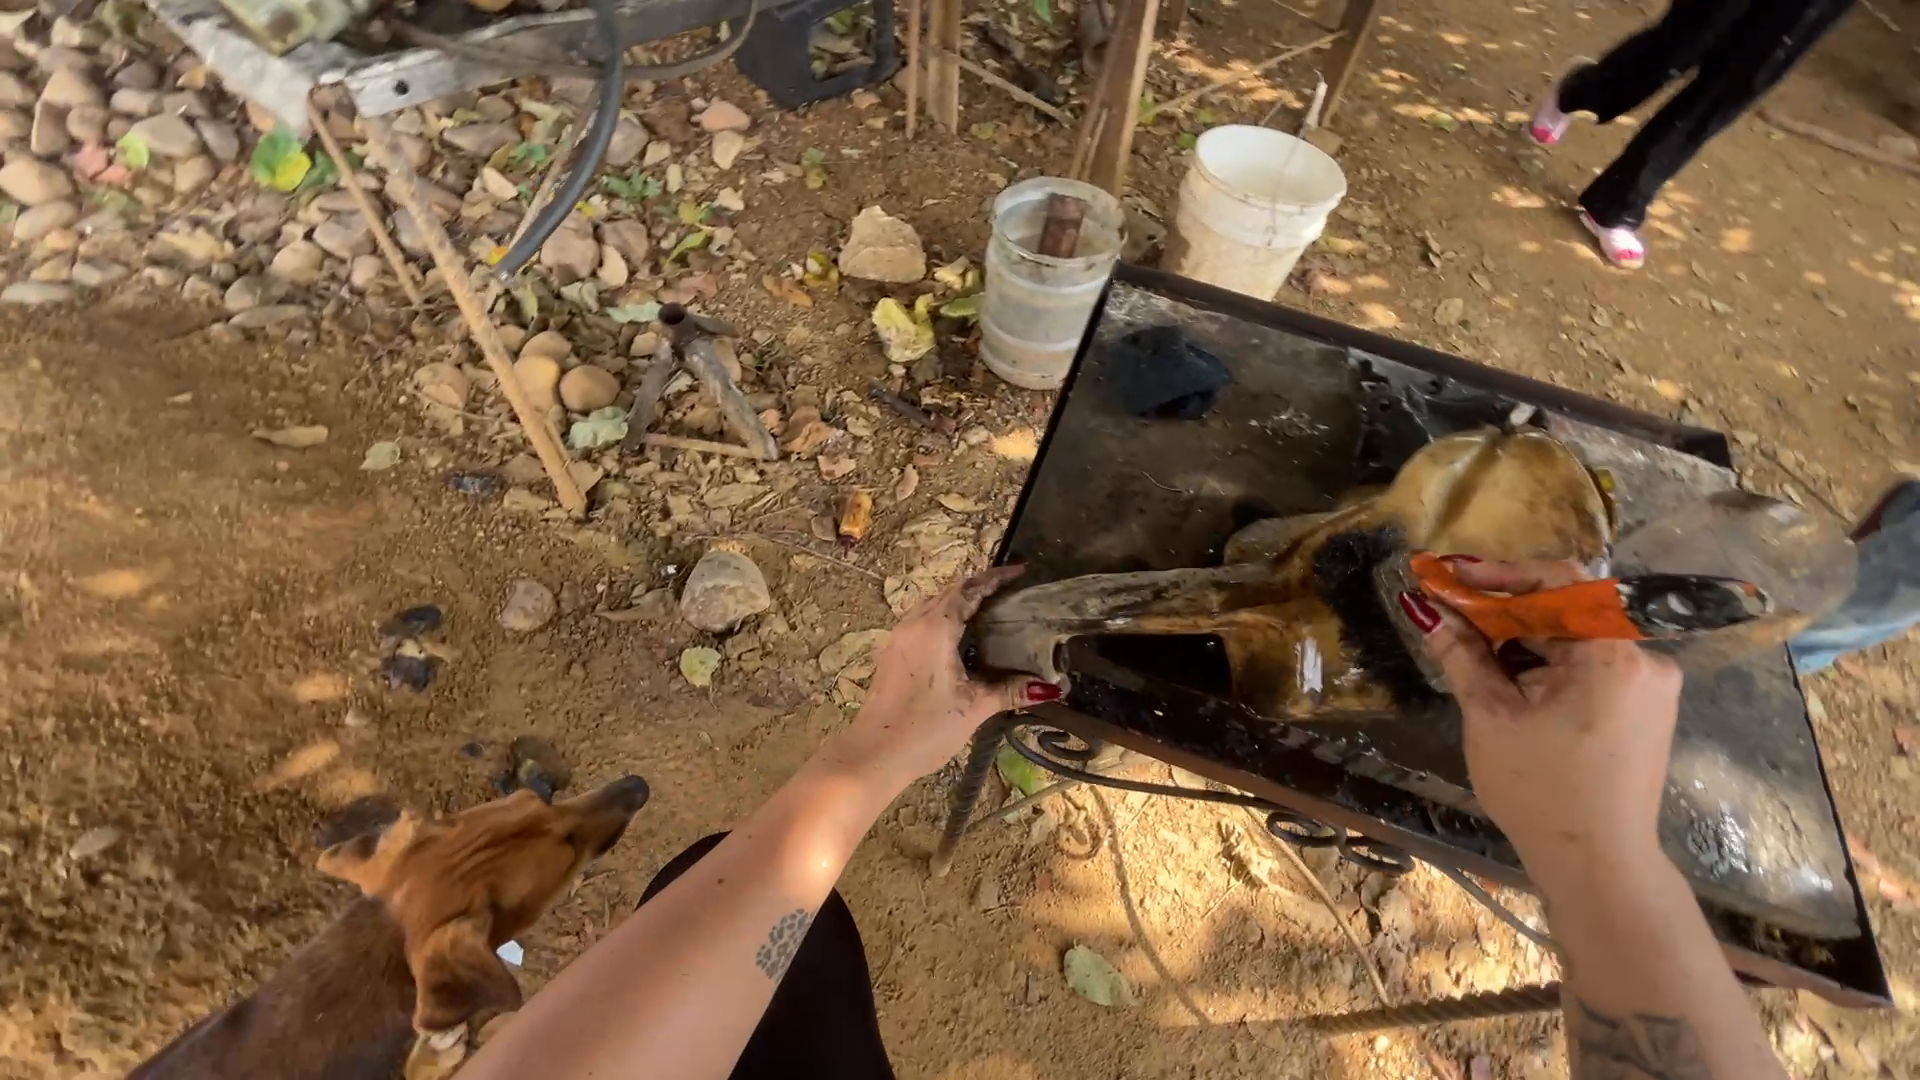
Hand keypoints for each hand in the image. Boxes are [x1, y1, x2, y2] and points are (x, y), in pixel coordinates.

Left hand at [829, 567, 1058, 787]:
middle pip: (949, 592)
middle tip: (1009, 590)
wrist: (874, 753)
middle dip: (979, 586)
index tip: (1020, 572)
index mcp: (935, 629)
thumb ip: (1010, 691)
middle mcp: (914, 624)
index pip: (968, 590)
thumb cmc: (925, 729)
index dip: (995, 578)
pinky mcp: (892, 653)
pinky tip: (959, 635)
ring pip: (932, 604)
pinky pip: (921, 620)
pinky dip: (943, 615)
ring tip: (988, 608)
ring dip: (958, 600)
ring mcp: (899, 637)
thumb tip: (1049, 688)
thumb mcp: (974, 708)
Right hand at [1401, 559, 1683, 876]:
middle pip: (1563, 610)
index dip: (1500, 572)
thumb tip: (1422, 608)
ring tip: (1464, 648)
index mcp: (1613, 656)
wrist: (1595, 861)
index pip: (1561, 582)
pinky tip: (1498, 677)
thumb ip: (1460, 653)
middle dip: (1499, 609)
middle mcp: (1642, 661)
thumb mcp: (1489, 712)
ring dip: (1514, 638)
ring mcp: (1643, 687)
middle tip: (1444, 610)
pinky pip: (1580, 665)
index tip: (1450, 576)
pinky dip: (1537, 662)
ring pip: (1568, 639)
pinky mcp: (1636, 708)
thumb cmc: (1539, 785)